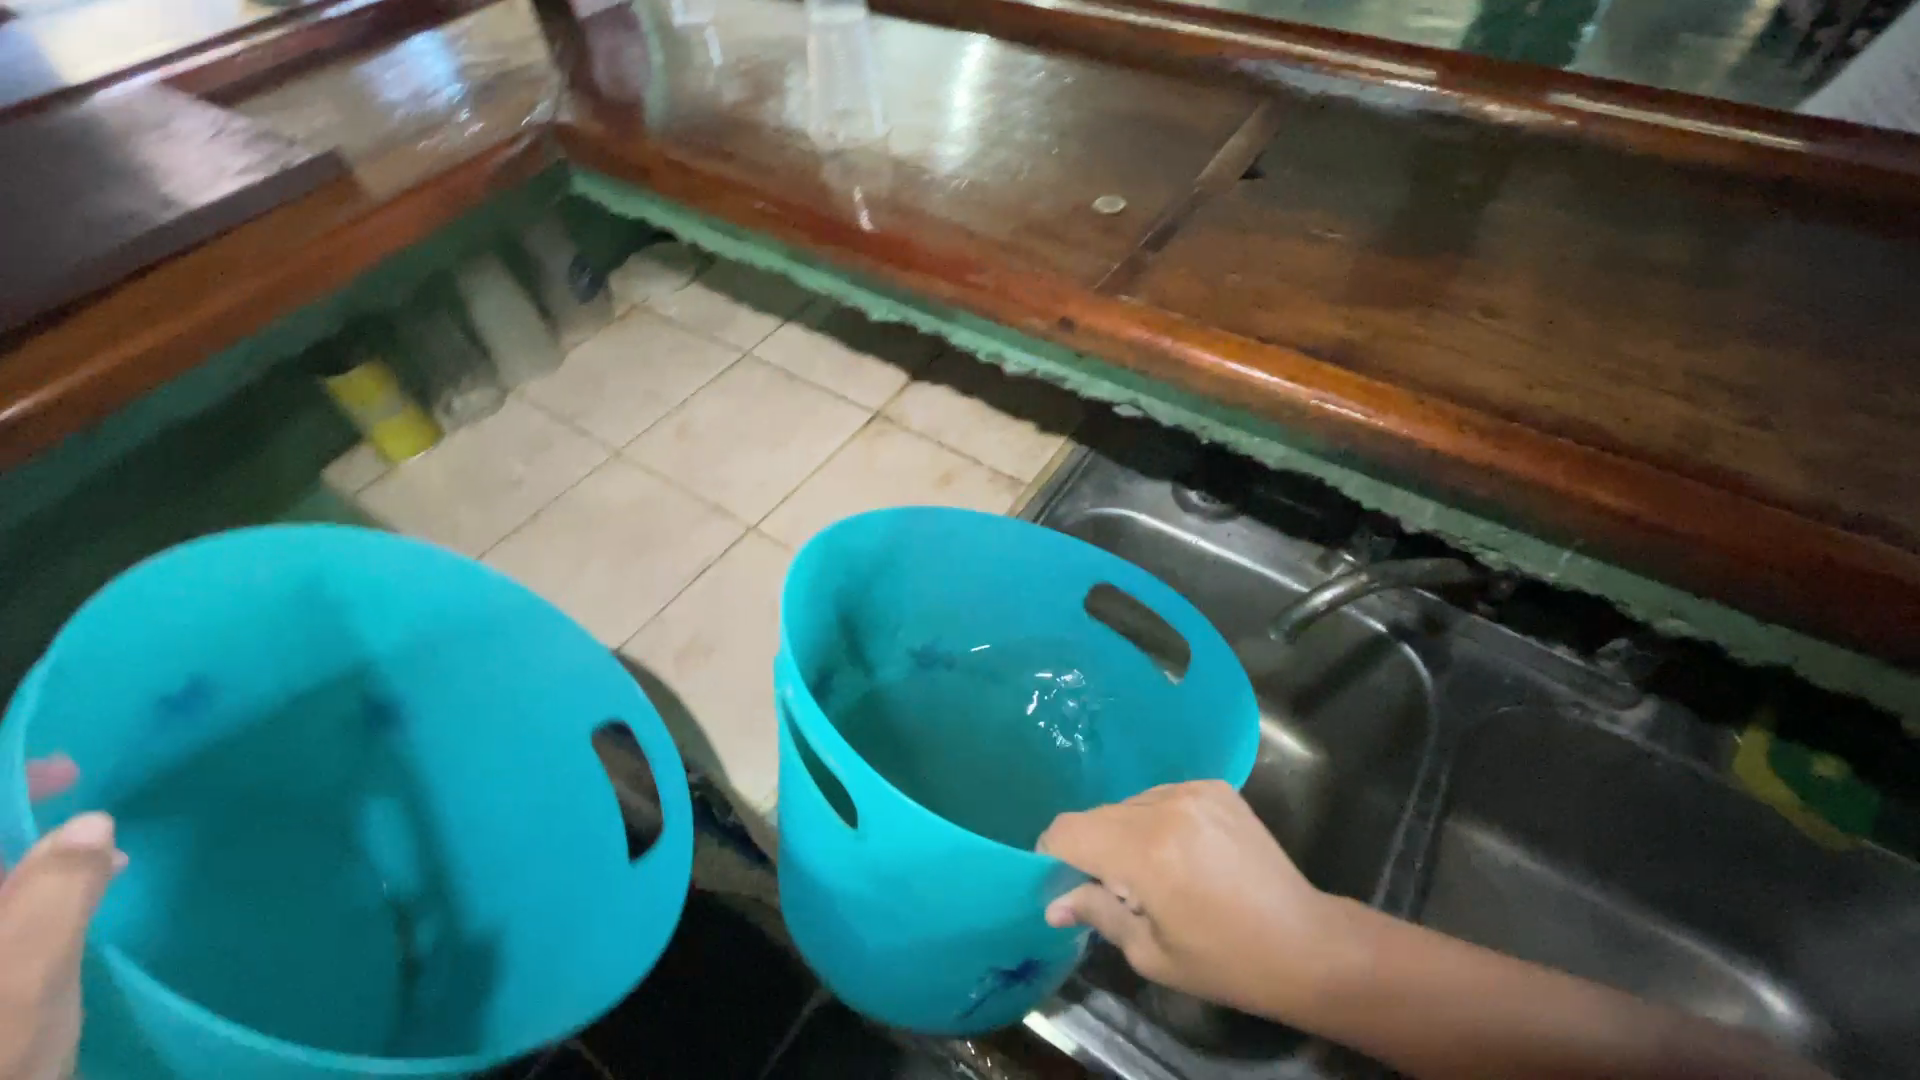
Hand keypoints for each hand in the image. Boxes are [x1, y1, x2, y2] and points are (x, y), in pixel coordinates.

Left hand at [1, 756, 125, 1079]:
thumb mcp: (27, 978)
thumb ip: (56, 892)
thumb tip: (87, 824)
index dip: (7, 786)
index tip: (66, 770)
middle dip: (17, 823)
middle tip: (82, 804)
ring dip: (23, 863)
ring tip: (91, 860)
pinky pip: (1, 911)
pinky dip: (20, 898)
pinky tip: (62, 905)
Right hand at [1036, 779, 1337, 1020]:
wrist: (1307, 943)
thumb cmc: (1226, 961)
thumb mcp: (1151, 953)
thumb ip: (1098, 914)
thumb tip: (1054, 901)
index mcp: (1146, 852)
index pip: (1068, 831)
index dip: (1052, 854)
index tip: (1060, 882)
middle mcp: (1165, 808)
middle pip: (1096, 816)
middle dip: (1089, 850)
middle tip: (1112, 890)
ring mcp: (1193, 792)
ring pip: (1126, 805)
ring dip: (1122, 834)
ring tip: (1153, 873)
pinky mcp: (1214, 788)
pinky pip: (1159, 797)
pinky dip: (1153, 821)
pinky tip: (1180, 854)